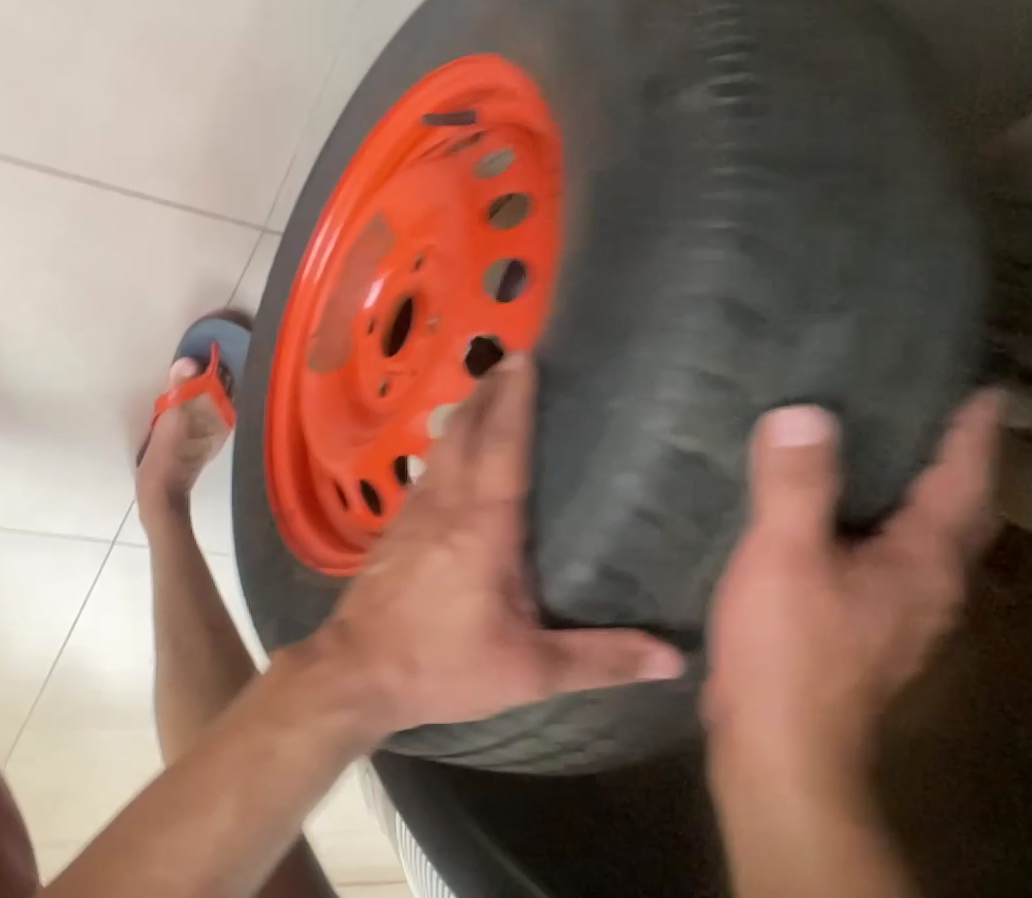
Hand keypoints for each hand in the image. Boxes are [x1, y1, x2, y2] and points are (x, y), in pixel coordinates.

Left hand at [308, 355, 684, 735]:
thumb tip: (675, 659)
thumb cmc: (440, 667)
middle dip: (489, 394)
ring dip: (466, 416)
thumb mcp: (527, 672)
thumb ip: (600, 660)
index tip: (525, 360)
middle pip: (467, 436)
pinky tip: (453, 454)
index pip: (502, 450)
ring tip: (487, 392)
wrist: (356, 670)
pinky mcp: (394, 530)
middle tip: (512, 359)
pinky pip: (427, 473)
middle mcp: (443, 508)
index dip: (515, 402)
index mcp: (480, 529)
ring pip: (441, 450)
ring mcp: (412, 515)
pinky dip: (446, 448)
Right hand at [704, 392, 1002, 772]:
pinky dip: (868, 535)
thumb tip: (804, 413)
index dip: (969, 437)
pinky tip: (827, 533)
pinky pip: (879, 567)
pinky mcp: (860, 637)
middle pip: (953, 518)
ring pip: (917, 546)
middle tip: (923, 421)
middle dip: (948, 470)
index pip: (961, 486)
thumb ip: (794, 487)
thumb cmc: (788, 648)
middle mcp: (929, 590)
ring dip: (907, 503)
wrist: (779, 745)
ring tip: (872, 464)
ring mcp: (897, 619)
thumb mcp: (784, 557)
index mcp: (924, 564)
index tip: (977, 392)